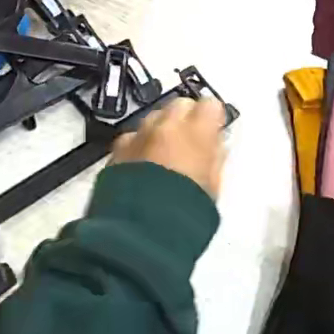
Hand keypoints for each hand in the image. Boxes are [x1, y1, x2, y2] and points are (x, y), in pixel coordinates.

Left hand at [109, 97, 227, 199]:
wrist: (141, 230)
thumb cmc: (187, 209)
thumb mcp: (214, 184)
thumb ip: (215, 157)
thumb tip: (214, 146)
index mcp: (197, 131)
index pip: (211, 105)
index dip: (213, 117)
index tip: (213, 131)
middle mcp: (167, 125)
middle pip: (180, 104)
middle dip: (186, 117)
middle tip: (189, 140)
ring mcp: (139, 136)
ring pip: (154, 117)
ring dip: (161, 128)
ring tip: (164, 153)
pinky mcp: (117, 150)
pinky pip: (131, 137)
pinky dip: (139, 144)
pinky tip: (142, 164)